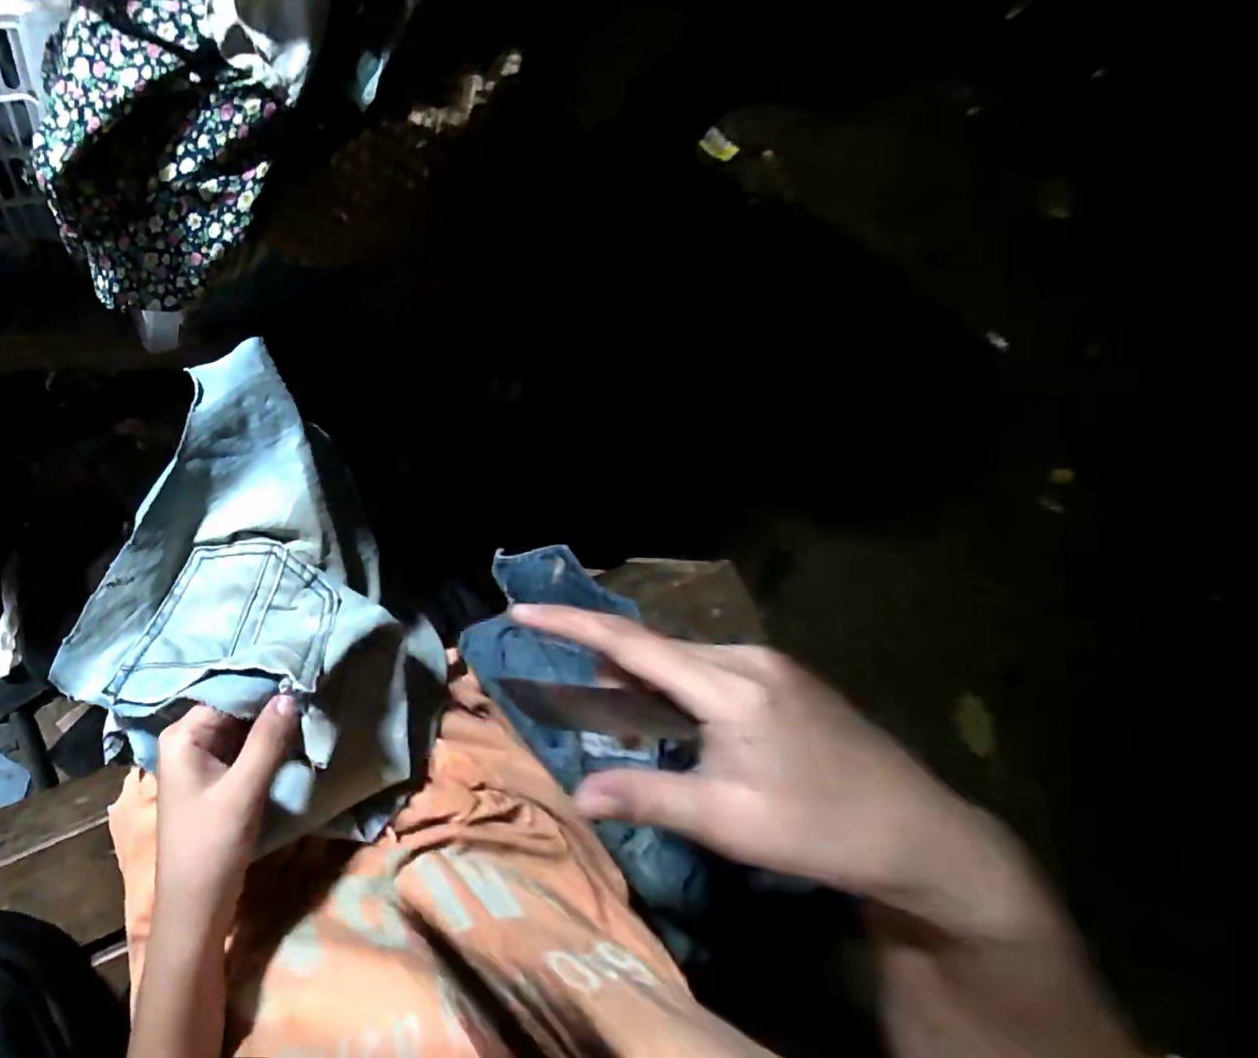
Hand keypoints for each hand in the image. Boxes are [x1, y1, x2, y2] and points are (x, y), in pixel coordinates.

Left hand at [153, 694, 299, 921]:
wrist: (196, 909)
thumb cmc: (212, 845)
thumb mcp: (243, 790)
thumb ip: (267, 740)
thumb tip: (289, 695)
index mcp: (182, 736)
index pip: (226, 695)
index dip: (261, 685)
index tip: (297, 673)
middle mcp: (187, 742)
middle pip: (232, 711)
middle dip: (267, 704)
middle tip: (307, 688)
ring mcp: (200, 762)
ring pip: (239, 731)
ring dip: (268, 724)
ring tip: (305, 705)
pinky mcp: (215, 781)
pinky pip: (241, 751)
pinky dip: (263, 745)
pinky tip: (291, 736)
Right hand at [510, 605, 1041, 937]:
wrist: (930, 839)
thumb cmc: (822, 830)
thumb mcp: (727, 821)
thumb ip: (646, 797)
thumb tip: (575, 795)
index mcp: (729, 686)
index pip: (630, 642)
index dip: (569, 624)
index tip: (520, 611)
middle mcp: (745, 658)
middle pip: (649, 648)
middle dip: (602, 667)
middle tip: (574, 705)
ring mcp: (766, 663)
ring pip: (675, 658)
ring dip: (638, 682)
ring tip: (624, 722)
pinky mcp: (778, 676)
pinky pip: (702, 666)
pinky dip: (669, 687)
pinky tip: (673, 721)